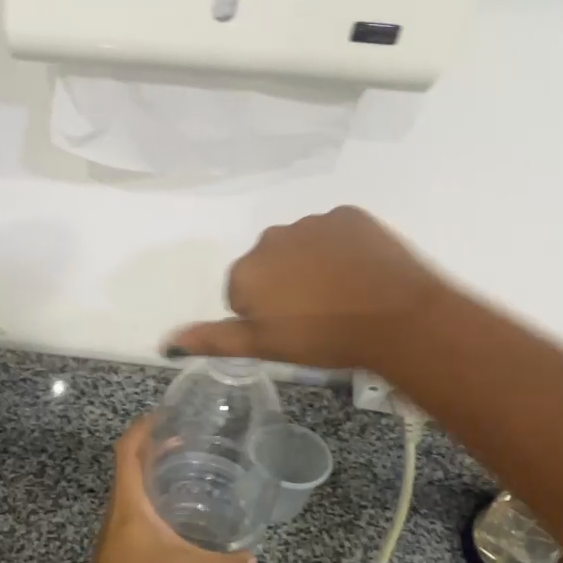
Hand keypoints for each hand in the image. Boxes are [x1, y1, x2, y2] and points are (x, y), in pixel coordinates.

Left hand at [79, 417, 253, 562]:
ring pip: (130, 487)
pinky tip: (172, 514)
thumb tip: (253, 560)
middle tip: (183, 438)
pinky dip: (150, 497)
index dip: (142, 427)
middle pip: (128, 464)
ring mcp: (115, 528)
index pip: (127, 449)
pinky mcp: (118, 545)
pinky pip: (133, 508)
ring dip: (150, 472)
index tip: (163, 414)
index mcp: (129, 502)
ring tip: (180, 469)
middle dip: (152, 446)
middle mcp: (118, 509)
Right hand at [164, 206, 445, 369]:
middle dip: (283, 286)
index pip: (241, 295)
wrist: (397, 317)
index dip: (264, 316)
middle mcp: (270, 238)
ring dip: (311, 267)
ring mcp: (311, 223)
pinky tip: (359, 274)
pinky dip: (340, 250)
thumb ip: (214, 338)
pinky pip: (334, 233)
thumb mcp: (263, 347)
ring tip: (341, 297)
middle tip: (316, 316)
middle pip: (267, 266)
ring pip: (299, 249)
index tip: (291, 331)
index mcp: (246, 270)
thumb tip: (165, 342)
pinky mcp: (349, 215)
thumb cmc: (323, 338)